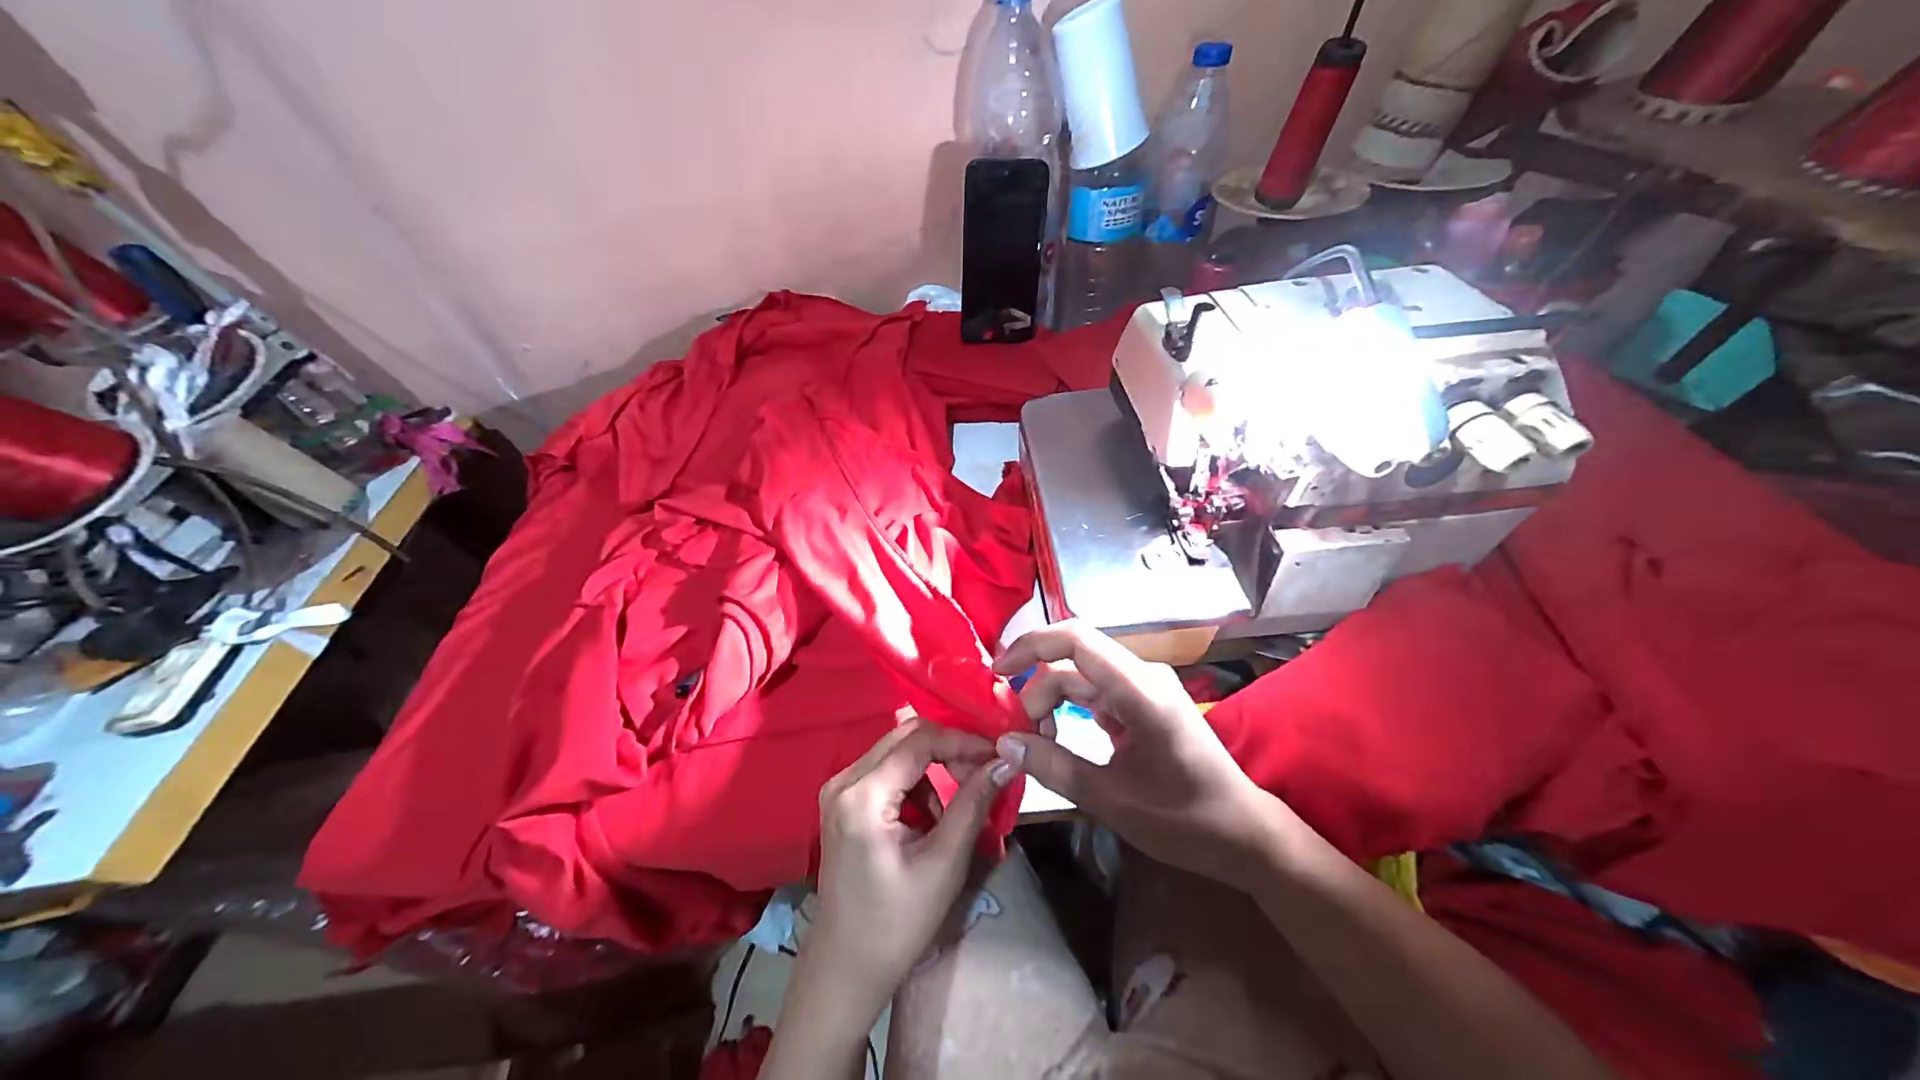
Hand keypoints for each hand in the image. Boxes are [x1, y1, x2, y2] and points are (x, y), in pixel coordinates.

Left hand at [808, 719, 1012, 1003]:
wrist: (848, 967)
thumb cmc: (896, 922)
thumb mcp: (944, 862)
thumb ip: (973, 804)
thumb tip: (1006, 760)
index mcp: (862, 795)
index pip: (919, 740)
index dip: (963, 740)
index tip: (999, 754)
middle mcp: (844, 780)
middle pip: (906, 737)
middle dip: (951, 748)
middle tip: (986, 771)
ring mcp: (839, 789)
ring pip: (898, 751)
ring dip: (935, 767)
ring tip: (964, 800)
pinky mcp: (844, 802)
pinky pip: (888, 771)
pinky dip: (917, 782)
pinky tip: (934, 815)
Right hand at [992, 621, 1300, 891]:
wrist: (1243, 835)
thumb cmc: (1185, 820)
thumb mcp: (1111, 799)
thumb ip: (1053, 766)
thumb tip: (1004, 744)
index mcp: (1141, 691)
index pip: (1076, 640)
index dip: (1031, 646)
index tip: (997, 673)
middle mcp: (1143, 678)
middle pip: (1073, 662)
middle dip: (1036, 690)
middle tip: (1015, 734)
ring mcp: (1145, 690)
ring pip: (1081, 679)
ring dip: (1051, 704)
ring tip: (1035, 743)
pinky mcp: (1143, 706)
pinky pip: (1095, 696)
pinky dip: (1069, 712)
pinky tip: (1055, 740)